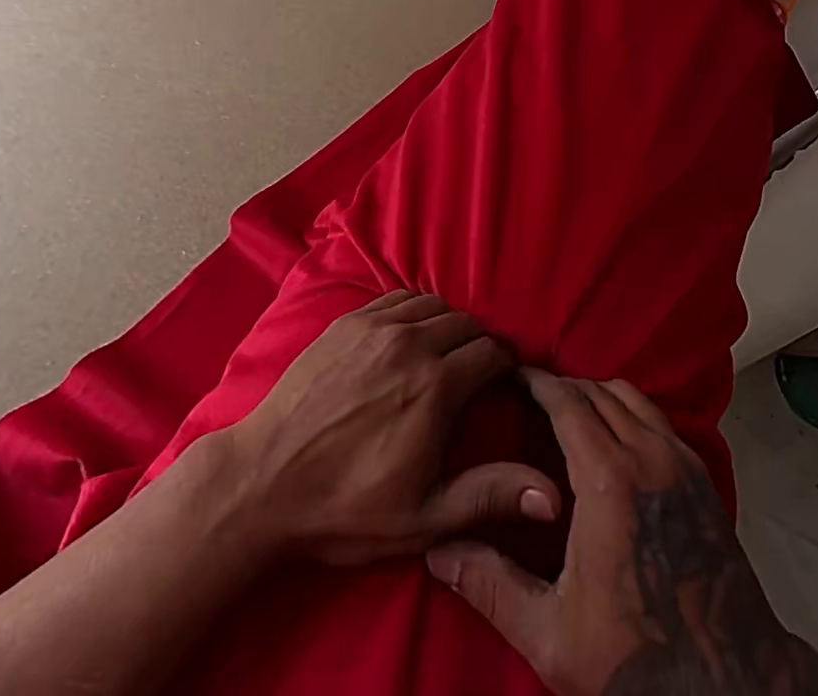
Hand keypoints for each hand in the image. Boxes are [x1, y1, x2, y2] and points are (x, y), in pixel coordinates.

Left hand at [219, 290, 561, 565]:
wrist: (263, 482)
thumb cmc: (346, 507)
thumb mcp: (424, 517)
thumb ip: (490, 495)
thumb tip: (555, 494)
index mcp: (436, 387)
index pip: (492, 354)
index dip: (506, 367)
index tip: (504, 384)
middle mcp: (409, 344)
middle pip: (466, 324)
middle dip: (480, 344)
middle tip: (477, 372)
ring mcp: (372, 328)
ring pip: (433, 305)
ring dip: (449, 324)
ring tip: (446, 352)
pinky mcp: (343, 323)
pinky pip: (395, 300)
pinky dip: (414, 311)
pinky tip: (409, 334)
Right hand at [426, 369, 817, 695]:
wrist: (732, 687)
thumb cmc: (638, 659)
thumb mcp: (550, 633)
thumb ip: (490, 585)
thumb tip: (435, 552)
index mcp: (610, 481)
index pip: (568, 403)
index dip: (537, 383)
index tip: (512, 376)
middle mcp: (650, 459)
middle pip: (599, 392)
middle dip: (562, 386)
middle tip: (531, 395)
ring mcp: (683, 465)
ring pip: (633, 398)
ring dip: (597, 394)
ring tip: (568, 411)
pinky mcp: (703, 479)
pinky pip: (658, 419)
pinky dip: (628, 410)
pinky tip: (612, 437)